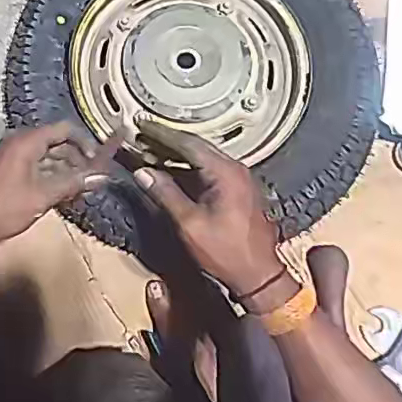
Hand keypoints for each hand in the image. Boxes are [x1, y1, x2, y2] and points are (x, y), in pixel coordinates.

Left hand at [0, 121, 117, 243]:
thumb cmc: (1, 209)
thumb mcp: (43, 196)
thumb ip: (74, 183)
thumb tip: (102, 176)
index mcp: (27, 141)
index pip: (65, 129)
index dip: (86, 143)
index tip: (98, 162)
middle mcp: (18, 143)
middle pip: (57, 142)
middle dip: (76, 160)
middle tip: (90, 179)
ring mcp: (11, 156)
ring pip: (46, 156)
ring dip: (64, 171)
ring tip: (78, 191)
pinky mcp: (6, 170)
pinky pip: (35, 166)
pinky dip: (49, 177)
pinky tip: (59, 195)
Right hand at [131, 120, 284, 298]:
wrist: (259, 276)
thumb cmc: (228, 253)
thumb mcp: (189, 223)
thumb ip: (165, 194)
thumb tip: (144, 173)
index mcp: (225, 172)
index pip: (188, 142)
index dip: (161, 133)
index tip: (143, 125)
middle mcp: (236, 170)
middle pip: (196, 146)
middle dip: (167, 141)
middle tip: (143, 135)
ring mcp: (239, 179)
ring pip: (203, 158)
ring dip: (177, 156)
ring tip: (151, 152)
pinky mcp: (239, 190)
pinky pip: (210, 170)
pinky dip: (189, 169)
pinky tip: (173, 173)